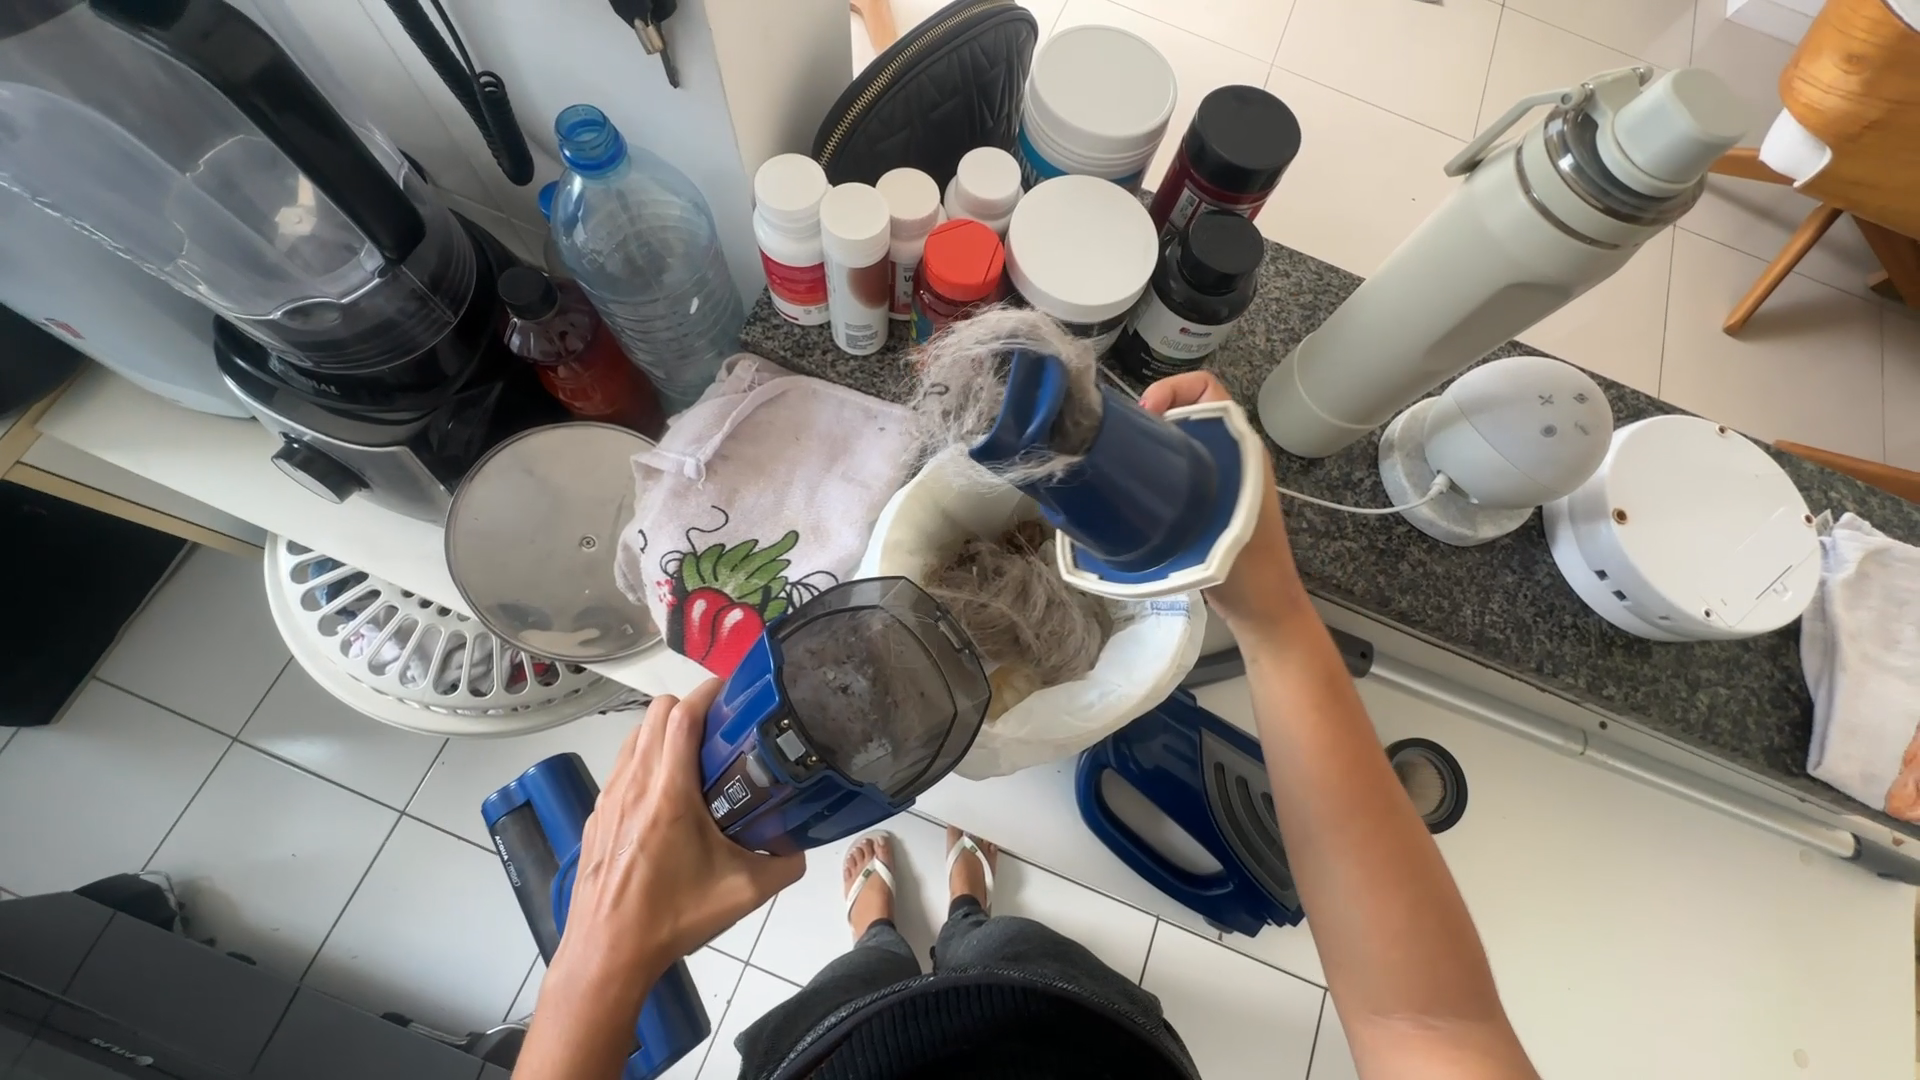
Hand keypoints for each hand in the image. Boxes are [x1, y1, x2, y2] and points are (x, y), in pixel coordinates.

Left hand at [554, 681, 804, 989]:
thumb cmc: (673, 917)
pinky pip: (621, 765)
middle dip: (688, 706)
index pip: (682, 715)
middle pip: (655, 712)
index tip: (732, 691)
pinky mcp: (596, 816)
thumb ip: (784, 865)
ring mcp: (609, 798)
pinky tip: (664, 792)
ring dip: (663, 730)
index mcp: (669, 792)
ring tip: (694, 753)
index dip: (708, 692)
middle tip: (719, 725)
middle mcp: (634, 784)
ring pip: (634, 735)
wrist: (607, 955)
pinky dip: (644, 758)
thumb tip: (802, 848)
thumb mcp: (742, 892)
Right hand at [1139, 372, 1308, 638]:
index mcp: (1241, 450)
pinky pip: (1178, 467)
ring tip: (1120, 463)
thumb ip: (1181, 495)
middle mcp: (1232, 455)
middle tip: (1120, 443)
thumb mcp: (1215, 523)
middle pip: (1187, 411)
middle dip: (1151, 417)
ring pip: (1180, 440)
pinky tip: (1132, 492)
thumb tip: (1127, 473)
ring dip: (1150, 443)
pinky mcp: (1209, 499)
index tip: (1144, 416)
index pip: (1208, 389)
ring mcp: (1221, 477)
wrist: (1264, 608)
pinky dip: (1154, 468)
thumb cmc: (1246, 569)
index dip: (1173, 390)